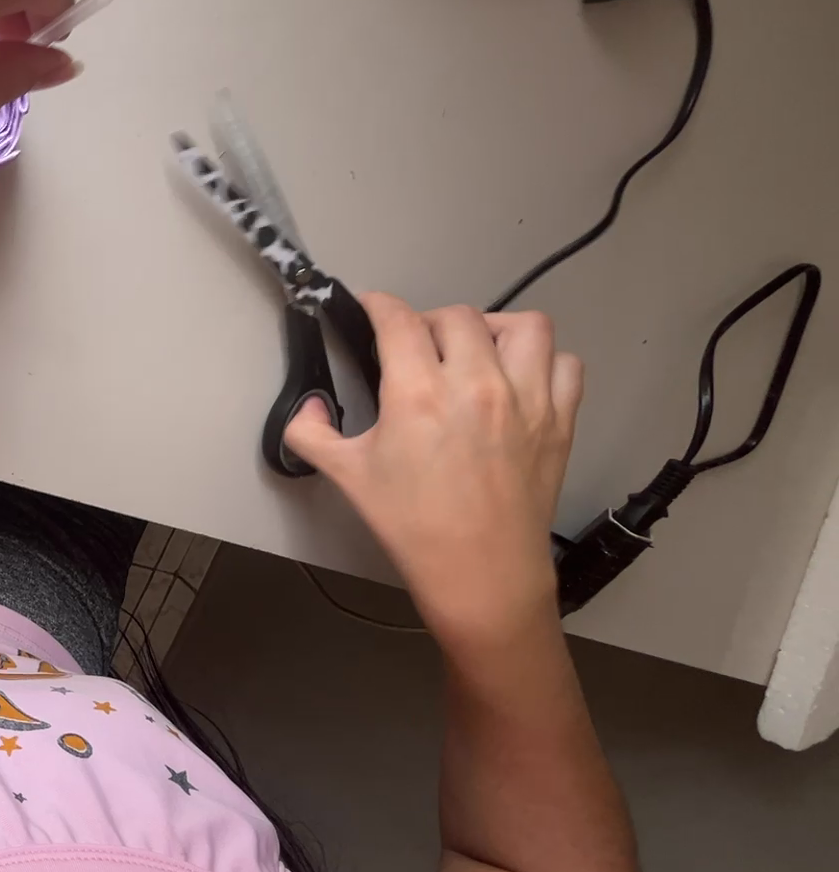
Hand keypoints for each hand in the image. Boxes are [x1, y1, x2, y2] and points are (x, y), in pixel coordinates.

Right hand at [284, 295, 582, 641]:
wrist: (477, 567)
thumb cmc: (408, 521)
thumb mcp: (342, 474)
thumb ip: (309, 432)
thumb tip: (309, 407)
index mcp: (417, 394)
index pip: (399, 321)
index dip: (377, 304)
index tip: (368, 306)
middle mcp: (477, 384)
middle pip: (457, 316)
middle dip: (425, 320)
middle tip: (409, 343)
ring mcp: (528, 399)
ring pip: (522, 326)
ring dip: (489, 327)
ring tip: (469, 349)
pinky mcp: (561, 419)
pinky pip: (563, 361)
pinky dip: (539, 357)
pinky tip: (513, 377)